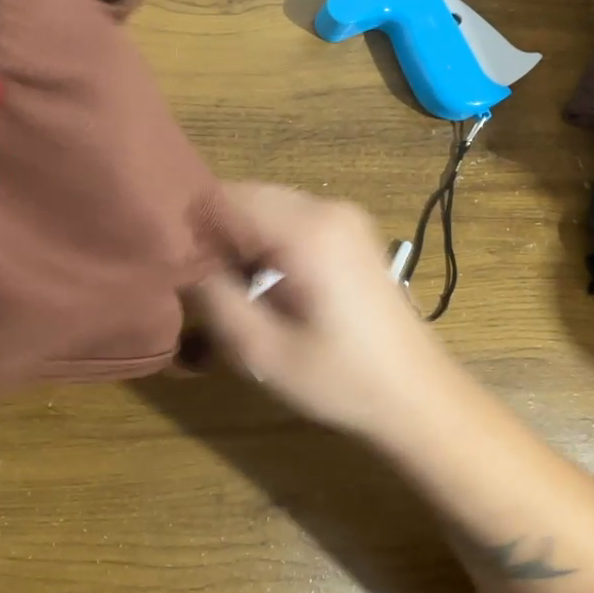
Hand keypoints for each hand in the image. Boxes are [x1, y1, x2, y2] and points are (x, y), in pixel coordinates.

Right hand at [190, 182, 459, 438]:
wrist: (418, 397)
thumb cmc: (340, 380)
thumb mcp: (263, 351)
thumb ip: (213, 297)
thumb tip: (180, 261)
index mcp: (306, 231)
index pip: (221, 198)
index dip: (191, 228)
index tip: (175, 267)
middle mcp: (326, 208)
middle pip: (244, 195)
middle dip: (214, 232)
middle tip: (199, 282)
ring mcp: (343, 216)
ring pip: (264, 204)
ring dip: (238, 238)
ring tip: (230, 287)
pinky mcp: (350, 230)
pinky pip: (288, 217)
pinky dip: (264, 240)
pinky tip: (263, 283)